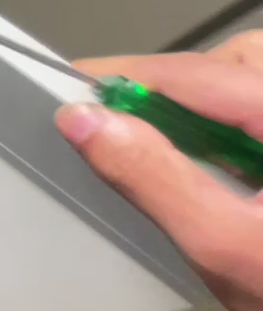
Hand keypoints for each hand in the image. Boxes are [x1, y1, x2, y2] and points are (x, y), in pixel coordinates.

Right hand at [56, 31, 262, 310]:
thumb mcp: (225, 248)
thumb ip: (153, 177)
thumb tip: (81, 118)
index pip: (207, 73)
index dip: (131, 77)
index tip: (67, 89)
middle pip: (245, 62)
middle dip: (174, 85)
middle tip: (119, 125)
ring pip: (259, 78)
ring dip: (203, 102)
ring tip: (173, 149)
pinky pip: (262, 111)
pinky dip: (232, 120)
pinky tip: (219, 161)